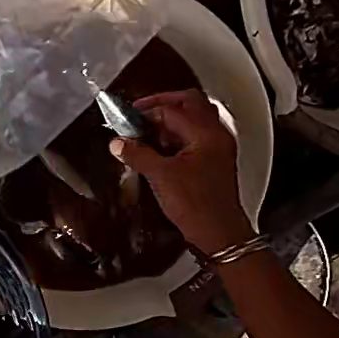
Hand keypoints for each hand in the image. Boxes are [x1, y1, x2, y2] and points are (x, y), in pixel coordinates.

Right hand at [108, 89, 254, 252]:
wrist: (219, 234)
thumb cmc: (199, 207)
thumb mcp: (161, 177)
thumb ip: (138, 155)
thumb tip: (119, 143)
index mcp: (207, 134)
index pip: (172, 109)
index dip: (146, 112)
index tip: (126, 120)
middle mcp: (216, 135)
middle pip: (189, 103)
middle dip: (161, 104)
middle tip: (139, 112)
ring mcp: (217, 148)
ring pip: (193, 118)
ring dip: (170, 119)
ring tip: (146, 130)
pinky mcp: (213, 161)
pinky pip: (194, 136)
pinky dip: (175, 135)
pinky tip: (159, 147)